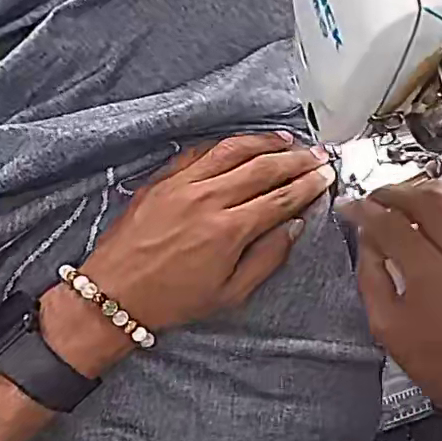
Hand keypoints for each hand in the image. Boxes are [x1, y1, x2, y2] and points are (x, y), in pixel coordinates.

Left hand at [40, 133, 335, 376]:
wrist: (115, 293)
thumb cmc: (172, 300)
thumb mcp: (229, 294)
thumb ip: (267, 258)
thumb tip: (293, 227)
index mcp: (229, 230)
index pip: (281, 197)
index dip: (309, 185)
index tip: (325, 176)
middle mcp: (208, 199)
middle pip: (264, 168)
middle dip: (297, 159)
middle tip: (318, 155)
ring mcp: (183, 184)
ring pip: (233, 150)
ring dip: (266, 142)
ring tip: (289, 141)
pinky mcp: (163, 179)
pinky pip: (201, 151)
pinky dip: (226, 145)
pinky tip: (242, 144)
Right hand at [341, 180, 441, 411]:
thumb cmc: (437, 360)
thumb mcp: (385, 323)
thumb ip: (371, 274)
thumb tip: (367, 236)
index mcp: (434, 281)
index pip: (393, 226)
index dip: (365, 211)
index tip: (352, 208)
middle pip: (426, 202)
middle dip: (392, 194)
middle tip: (374, 198)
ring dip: (423, 191)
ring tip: (402, 196)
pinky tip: (436, 204)